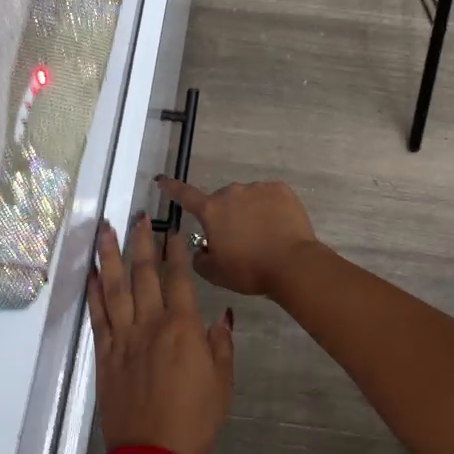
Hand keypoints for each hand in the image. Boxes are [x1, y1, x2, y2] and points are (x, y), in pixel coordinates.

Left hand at [89, 212, 234, 453]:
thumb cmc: (195, 418)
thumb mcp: (222, 382)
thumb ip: (222, 344)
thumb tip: (221, 317)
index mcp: (183, 326)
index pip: (179, 277)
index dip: (176, 250)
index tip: (173, 229)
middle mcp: (151, 323)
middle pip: (144, 273)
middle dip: (142, 242)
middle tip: (140, 216)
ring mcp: (124, 337)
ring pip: (115, 287)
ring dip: (111, 256)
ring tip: (107, 229)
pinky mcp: (105, 355)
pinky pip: (98, 316)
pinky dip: (94, 293)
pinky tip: (92, 274)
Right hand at [157, 178, 320, 297]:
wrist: (292, 263)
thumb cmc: (249, 270)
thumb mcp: (216, 274)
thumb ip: (200, 259)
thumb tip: (202, 249)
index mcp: (212, 211)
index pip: (186, 196)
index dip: (172, 188)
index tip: (161, 179)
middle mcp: (232, 192)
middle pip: (223, 201)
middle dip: (226, 216)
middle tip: (238, 241)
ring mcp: (258, 188)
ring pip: (247, 199)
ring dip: (249, 212)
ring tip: (263, 237)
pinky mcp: (280, 189)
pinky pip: (269, 197)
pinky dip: (270, 209)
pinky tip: (278, 228)